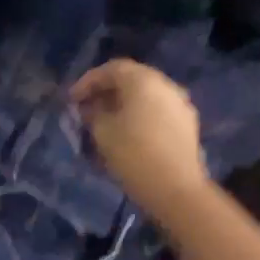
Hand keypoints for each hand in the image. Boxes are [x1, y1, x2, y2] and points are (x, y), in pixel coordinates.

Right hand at [71, 58, 209, 215]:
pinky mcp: (187, 125)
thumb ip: (92, 112)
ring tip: (105, 120)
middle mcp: (165, 85)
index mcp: (143, 80)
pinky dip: (140, 114)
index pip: (110, 69)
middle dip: (106, 91)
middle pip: (130, 79)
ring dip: (123, 103)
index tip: (72, 100)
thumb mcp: (101, 130)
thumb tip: (90, 107)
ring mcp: (180, 105)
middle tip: (87, 107)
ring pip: (146, 95)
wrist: (177, 190)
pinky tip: (127, 131)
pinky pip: (158, 110)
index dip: (87, 82)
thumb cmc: (133, 153)